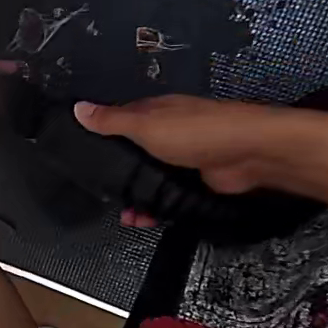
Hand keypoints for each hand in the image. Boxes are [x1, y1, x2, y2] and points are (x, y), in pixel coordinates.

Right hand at [72, 95, 294, 224]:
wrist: (248, 154)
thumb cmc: (199, 130)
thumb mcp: (147, 124)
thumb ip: (113, 120)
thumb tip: (79, 108)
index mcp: (155, 112)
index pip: (120, 122)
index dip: (102, 136)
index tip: (83, 155)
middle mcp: (169, 133)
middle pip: (136, 156)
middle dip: (121, 177)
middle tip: (104, 195)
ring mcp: (184, 159)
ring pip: (153, 180)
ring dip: (139, 197)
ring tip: (125, 215)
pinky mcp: (197, 181)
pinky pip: (171, 197)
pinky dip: (158, 209)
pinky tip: (147, 219)